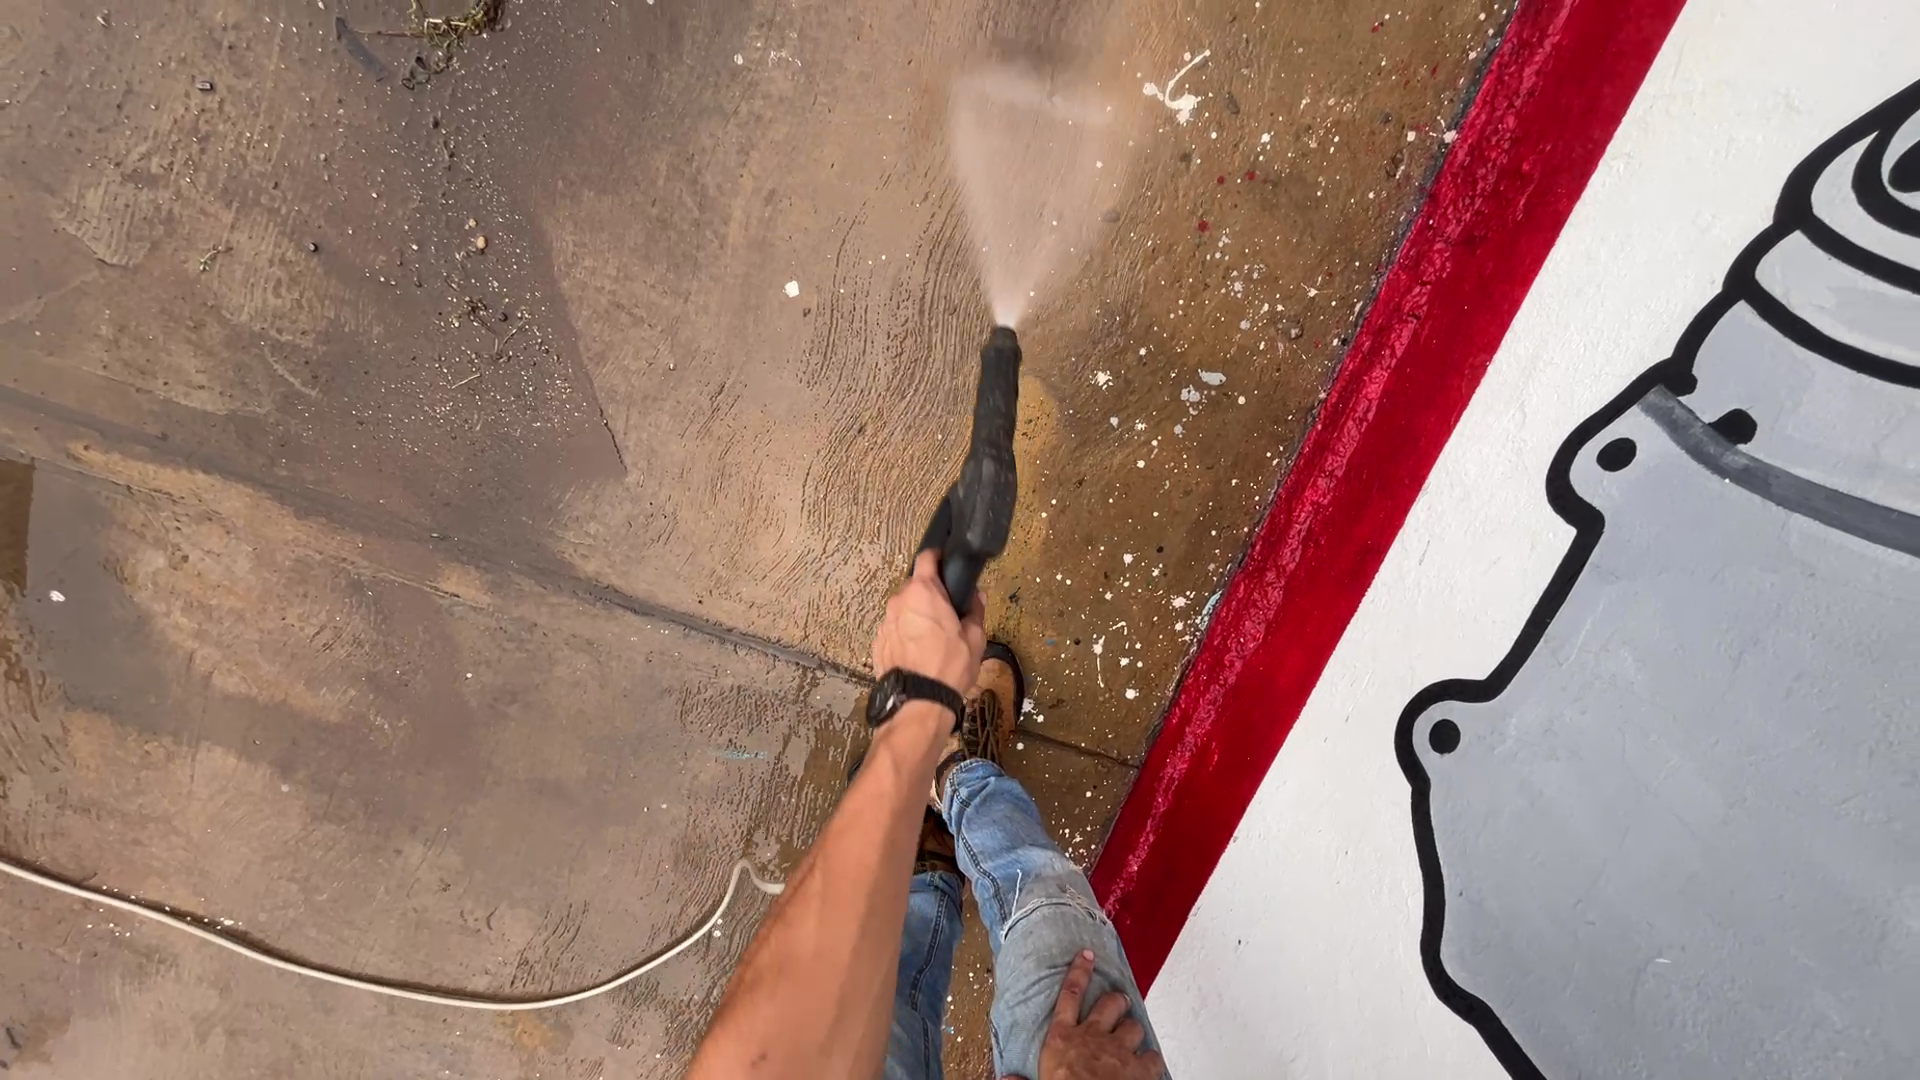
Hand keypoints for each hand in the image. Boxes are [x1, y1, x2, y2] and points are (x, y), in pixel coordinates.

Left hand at [871, 550, 986, 694]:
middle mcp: (900, 601)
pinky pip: (895, 629)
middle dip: (930, 594)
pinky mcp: (879, 641)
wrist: (918, 701)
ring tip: (934, 637)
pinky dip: (906, 634)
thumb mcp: (975, 638)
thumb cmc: (947, 667)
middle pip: (915, 586)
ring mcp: (886, 621)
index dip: (937, 557)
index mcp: (924, 592)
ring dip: (917, 616)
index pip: (926, 558)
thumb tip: (977, 596)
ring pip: (904, 609)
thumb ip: (976, 611)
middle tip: (947, 610)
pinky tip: (919, 652)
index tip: (944, 560)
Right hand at [1004, 950, 1164, 1079]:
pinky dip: (1151, 1059)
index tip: (1086, 955)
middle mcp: (1092, 1036)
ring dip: (1133, 1029)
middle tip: (1119, 1001)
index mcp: (1062, 1038)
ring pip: (1132, 1026)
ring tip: (1133, 1032)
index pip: (1070, 994)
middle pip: (1108, 1004)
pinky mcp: (1139, 1068)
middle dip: (1116, 1001)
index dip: (1079, 971)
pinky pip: (1151, 1055)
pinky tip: (1149, 1062)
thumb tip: (1004, 1078)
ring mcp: (1117, 1050)